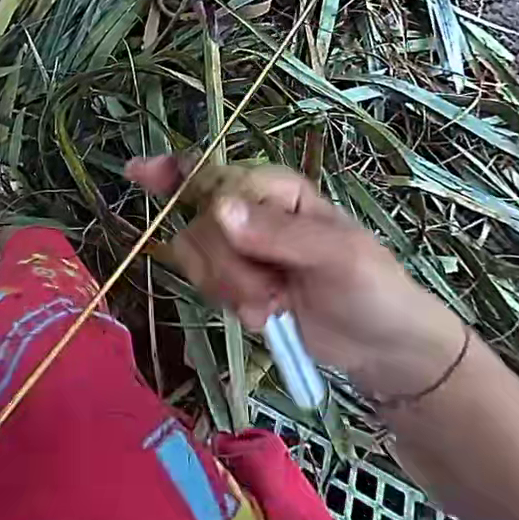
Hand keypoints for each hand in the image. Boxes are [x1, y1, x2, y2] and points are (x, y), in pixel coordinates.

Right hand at [124, 156, 466, 398]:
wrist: (381, 348)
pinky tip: (266, 312)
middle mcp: (250, 210)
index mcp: (276, 189)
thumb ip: (278, 233)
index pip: (217, 175)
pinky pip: (202, 282)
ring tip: (274, 302)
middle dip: (228, 264)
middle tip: (272, 289)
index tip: (137, 172)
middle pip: (200, 223)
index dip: (176, 171)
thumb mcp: (337, 255)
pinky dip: (229, 301)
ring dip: (230, 286)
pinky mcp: (234, 280)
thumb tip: (218, 210)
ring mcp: (240, 247)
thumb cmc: (372, 287)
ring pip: (194, 254)